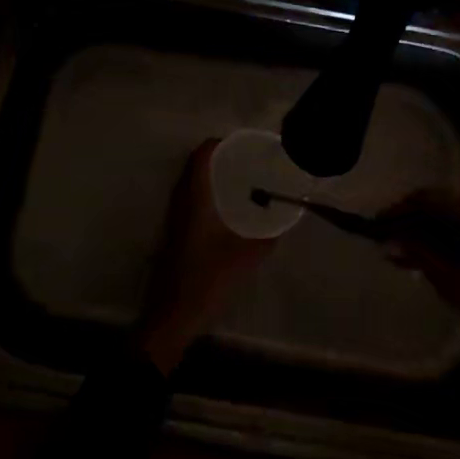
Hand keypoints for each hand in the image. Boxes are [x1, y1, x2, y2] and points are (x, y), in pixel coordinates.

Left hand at [133, 139, 279, 373]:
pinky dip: (207, 195)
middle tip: (247, 160)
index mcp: (194, 198)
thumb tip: (286, 218)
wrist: (173, 315)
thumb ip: (267, 237)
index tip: (242, 143)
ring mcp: (174, 218)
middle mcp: (180, 201)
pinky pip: (191, 200)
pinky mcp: (175, 233)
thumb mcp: (246, 257)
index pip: (201, 156)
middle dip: (218, 158)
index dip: (219, 143)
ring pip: (191, 184)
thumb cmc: (208, 279)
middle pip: (195, 167)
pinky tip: (227, 210)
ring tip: (241, 180)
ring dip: (211, 177)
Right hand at [384, 192, 459, 376]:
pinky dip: (454, 243)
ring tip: (404, 256)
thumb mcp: (454, 286)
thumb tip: (388, 241)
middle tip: (388, 243)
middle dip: (415, 223)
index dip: (399, 210)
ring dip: (433, 234)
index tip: (375, 226)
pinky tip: (434, 262)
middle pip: (446, 206)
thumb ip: (420, 256)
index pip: (430, 199)